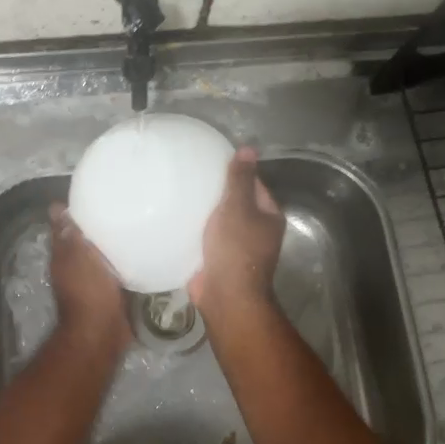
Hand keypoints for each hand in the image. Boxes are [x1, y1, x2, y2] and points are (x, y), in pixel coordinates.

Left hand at [48, 203, 130, 351]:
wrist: (103, 331)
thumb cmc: (88, 291)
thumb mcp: (77, 257)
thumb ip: (69, 234)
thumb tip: (55, 207)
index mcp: (63, 257)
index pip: (65, 228)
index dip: (73, 212)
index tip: (92, 195)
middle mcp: (75, 268)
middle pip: (84, 242)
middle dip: (97, 226)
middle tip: (120, 206)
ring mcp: (93, 282)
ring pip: (102, 256)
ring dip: (113, 244)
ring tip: (135, 223)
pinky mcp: (111, 292)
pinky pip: (118, 271)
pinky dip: (125, 262)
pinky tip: (141, 250)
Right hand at [189, 149, 283, 316]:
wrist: (225, 295)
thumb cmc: (236, 248)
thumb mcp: (238, 207)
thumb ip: (240, 179)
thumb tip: (249, 148)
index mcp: (269, 217)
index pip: (254, 185)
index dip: (236, 173)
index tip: (212, 163)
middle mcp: (256, 232)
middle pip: (236, 204)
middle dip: (216, 194)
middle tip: (190, 177)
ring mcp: (237, 249)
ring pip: (219, 223)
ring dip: (203, 214)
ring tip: (179, 196)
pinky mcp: (217, 261)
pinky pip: (205, 241)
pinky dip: (194, 233)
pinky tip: (175, 222)